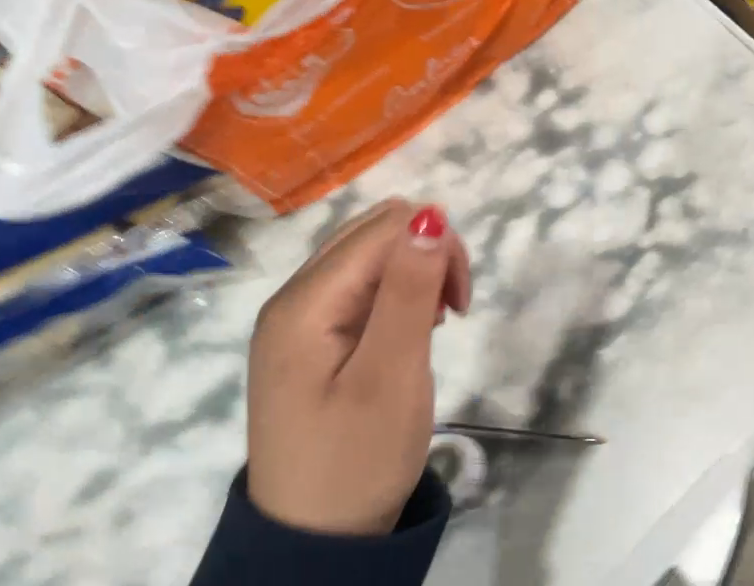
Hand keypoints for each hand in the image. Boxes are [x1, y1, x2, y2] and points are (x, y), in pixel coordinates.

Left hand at [247, 199, 471, 535]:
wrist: (315, 540)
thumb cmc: (358, 457)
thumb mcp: (393, 373)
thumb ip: (409, 289)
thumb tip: (430, 213)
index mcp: (303, 304)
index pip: (385, 228)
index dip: (436, 247)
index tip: (460, 304)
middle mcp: (293, 298)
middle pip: (376, 231)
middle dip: (428, 252)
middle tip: (452, 309)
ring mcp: (299, 319)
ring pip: (373, 254)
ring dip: (418, 271)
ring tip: (435, 322)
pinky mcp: (313, 338)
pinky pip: (364, 285)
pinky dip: (401, 292)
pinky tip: (414, 328)